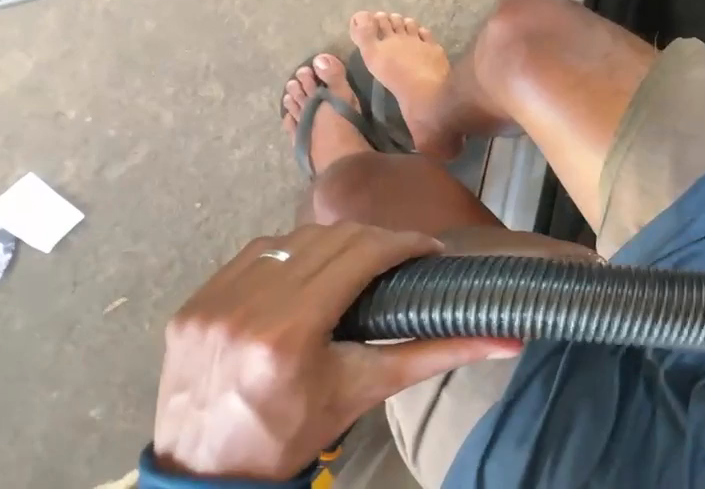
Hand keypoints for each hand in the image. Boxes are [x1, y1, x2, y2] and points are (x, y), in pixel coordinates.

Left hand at [152, 223, 520, 480]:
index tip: (431, 251)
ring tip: (359, 262)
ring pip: (295, 238)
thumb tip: (513, 340)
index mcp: (290, 333)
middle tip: (403, 256)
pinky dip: (292, 253)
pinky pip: (257, 253)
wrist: (204, 477)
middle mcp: (246, 308)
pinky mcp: (191, 304)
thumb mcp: (369, 390)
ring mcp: (211, 303)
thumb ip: (440, 355)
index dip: (404, 243)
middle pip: (332, 239)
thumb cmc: (295, 433)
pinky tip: (308, 272)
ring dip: (335, 242)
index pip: (361, 254)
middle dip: (377, 240)